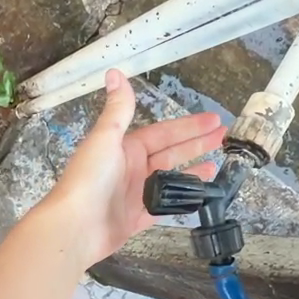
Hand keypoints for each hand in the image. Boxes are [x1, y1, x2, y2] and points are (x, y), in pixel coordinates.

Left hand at [42, 69, 226, 267]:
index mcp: (124, 148)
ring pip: (169, 180)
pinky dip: (179, 201)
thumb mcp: (105, 138)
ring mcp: (133, 195)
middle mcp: (130, 170)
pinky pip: (162, 207)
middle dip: (196, 144)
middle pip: (170, 154)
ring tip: (217, 165)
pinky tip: (196, 197)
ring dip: (192, 172)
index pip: (163, 133)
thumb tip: (114, 72)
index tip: (214, 119)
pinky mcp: (134, 219)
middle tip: (224, 138)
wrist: (74, 226)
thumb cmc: (89, 179)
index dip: (188, 126)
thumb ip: (118, 109)